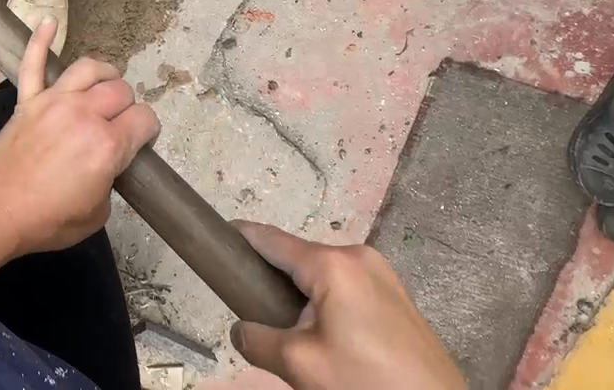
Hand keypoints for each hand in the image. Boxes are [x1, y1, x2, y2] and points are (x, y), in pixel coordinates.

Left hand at [0, 19, 159, 255]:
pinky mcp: (28, 100)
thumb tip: (105, 162)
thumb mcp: (99, 212)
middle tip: (119, 123)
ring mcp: (54, 101)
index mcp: (109, 145)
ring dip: (103, 73)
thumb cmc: (49, 219)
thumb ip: (110, 178)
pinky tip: (49, 21)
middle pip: (120, 90)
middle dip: (126, 105)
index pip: (145, 119)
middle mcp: (85, 114)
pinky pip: (34, 62)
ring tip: (107, 81)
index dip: (147, 130)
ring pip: (88, 68)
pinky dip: (40, 39)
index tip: (140, 140)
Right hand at [230, 222, 464, 389]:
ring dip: (303, 298)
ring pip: (322, 276)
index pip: (268, 238)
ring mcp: (384, 275)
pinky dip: (328, 305)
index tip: (214, 244)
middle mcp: (358, 256)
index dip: (237, 238)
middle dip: (274, 283)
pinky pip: (347, 289)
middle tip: (265, 321)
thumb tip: (241, 331)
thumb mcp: (299, 366)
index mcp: (332, 263)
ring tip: (301, 340)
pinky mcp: (399, 298)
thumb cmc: (368, 387)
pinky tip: (331, 342)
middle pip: (296, 259)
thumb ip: (256, 340)